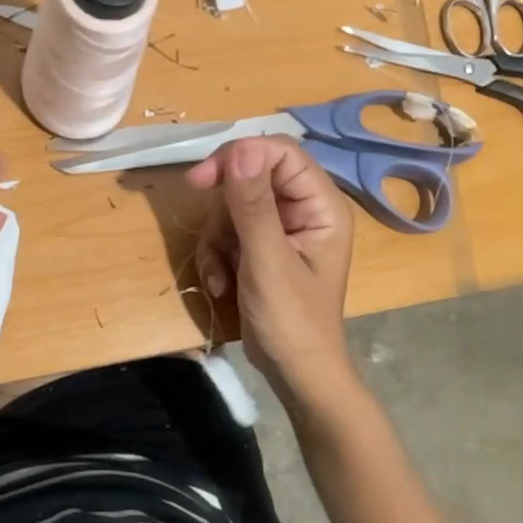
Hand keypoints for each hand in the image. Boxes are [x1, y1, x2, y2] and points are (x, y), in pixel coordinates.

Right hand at [188, 136, 356, 404]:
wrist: (295, 373)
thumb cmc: (291, 321)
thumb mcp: (268, 263)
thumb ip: (253, 206)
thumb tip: (239, 149)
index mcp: (322, 206)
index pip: (280, 154)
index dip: (239, 156)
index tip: (201, 179)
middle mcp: (305, 211)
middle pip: (251, 178)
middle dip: (223, 211)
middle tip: (210, 238)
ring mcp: (282, 232)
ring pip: (232, 208)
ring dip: (216, 242)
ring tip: (220, 277)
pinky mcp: (261, 251)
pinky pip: (229, 235)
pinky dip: (218, 258)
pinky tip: (220, 286)